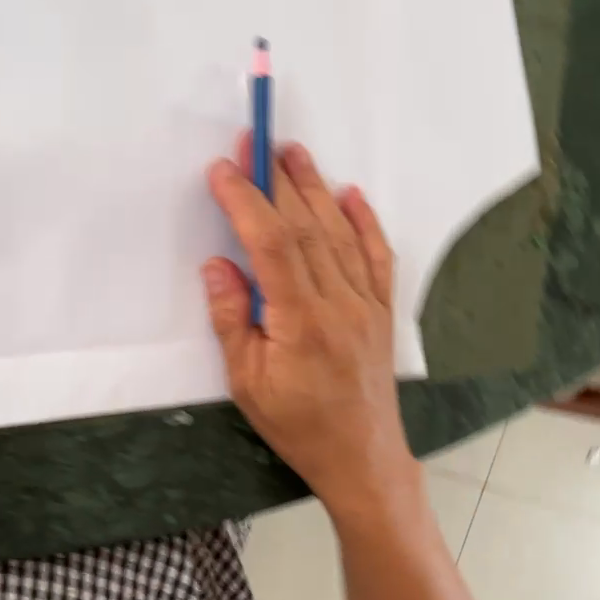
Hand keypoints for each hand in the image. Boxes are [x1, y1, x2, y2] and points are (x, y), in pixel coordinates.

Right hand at [202, 140, 418, 513]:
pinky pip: (376, 256)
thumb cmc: (297, 426)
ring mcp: (365, 303)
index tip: (222, 170)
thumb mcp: (248, 384)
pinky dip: (364, 221)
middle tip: (254, 141)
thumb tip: (218, 266)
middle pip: (306, 227)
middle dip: (275, 180)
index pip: (271, 244)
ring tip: (293, 152)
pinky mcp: (381, 311)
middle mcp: (338, 302)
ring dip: (315, 188)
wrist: (361, 457)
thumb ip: (232, 321)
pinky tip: (351, 194)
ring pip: (340, 233)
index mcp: (301, 320)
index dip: (246, 201)